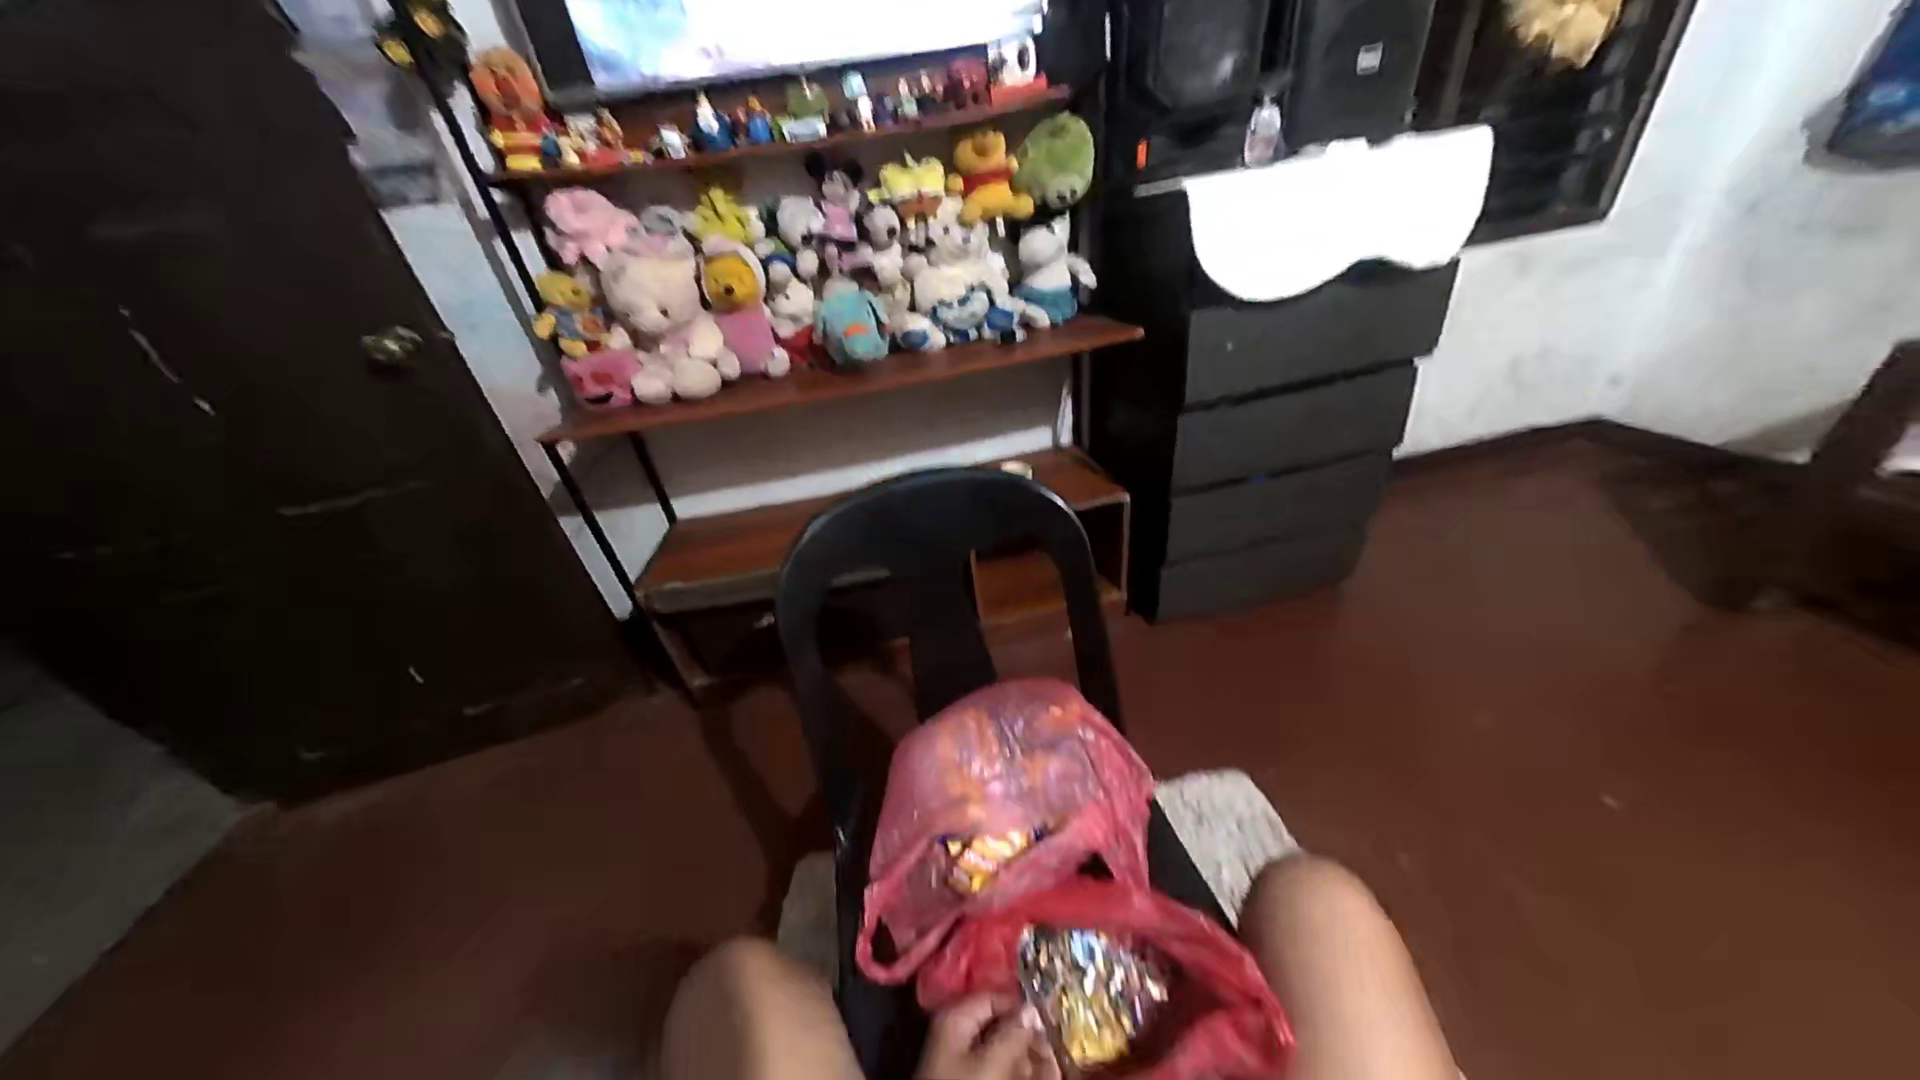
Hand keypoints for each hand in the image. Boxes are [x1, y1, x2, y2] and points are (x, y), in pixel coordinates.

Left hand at [917, 995, 1059, 1079]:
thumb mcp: (989, 1064)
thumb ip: (1012, 1035)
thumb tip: (1032, 1010)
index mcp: (955, 1018)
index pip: (993, 998)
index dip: (1021, 1008)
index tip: (1047, 1020)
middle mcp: (956, 1033)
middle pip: (998, 1027)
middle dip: (1027, 1039)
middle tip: (1053, 1052)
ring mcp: (960, 1061)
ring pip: (1000, 1052)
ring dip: (1026, 1060)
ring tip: (1052, 1068)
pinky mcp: (967, 1078)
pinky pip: (995, 1071)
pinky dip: (1016, 1074)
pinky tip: (1038, 1076)